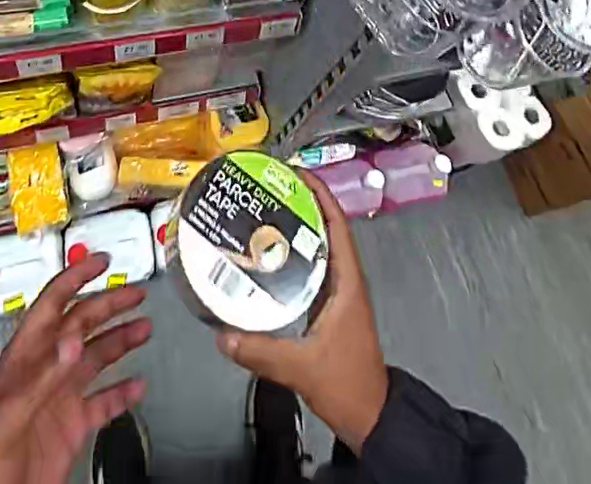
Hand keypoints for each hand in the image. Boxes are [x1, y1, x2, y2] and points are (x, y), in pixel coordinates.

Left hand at [0, 253, 152, 483]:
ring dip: (120, 341)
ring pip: (95, 359)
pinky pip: (102, 403)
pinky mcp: (70, 429)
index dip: (76, 278)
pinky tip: (137, 385)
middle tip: (135, 293)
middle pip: (81, 324)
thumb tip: (72, 339)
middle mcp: (45, 371)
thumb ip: (43, 375)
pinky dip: (122, 392)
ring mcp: (58, 399)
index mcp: (26, 358)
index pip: (53, 304)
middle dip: (109, 304)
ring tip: (144, 328)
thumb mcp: (10, 414)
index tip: (100, 262)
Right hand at [214, 171, 388, 453]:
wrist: (369, 417)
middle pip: (326, 228)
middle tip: (268, 188)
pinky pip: (311, 266)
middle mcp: (344, 279)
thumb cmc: (345, 383)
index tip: (295, 173)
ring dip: (297, 226)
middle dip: (301, 203)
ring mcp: (338, 292)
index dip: (320, 195)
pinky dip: (293, 252)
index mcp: (348, 282)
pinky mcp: (328, 305)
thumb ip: (261, 352)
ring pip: (318, 246)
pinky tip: (266, 254)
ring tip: (263, 211)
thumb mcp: (302, 367)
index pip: (337, 225)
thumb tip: (221, 335)